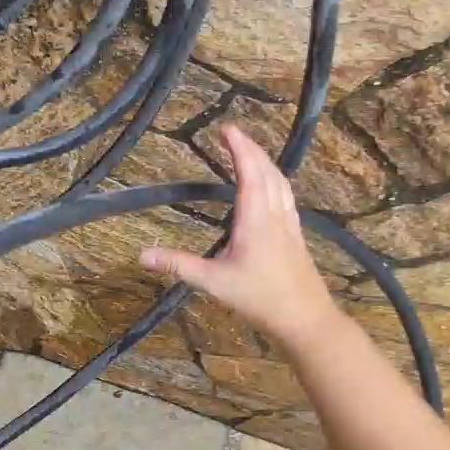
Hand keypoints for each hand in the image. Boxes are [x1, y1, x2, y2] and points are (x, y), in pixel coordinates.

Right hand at [139, 124, 338, 351]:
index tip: (227, 129)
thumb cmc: (260, 300)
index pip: (250, 174)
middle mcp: (276, 216)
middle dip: (251, 149)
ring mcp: (289, 225)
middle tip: (232, 134)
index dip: (240, 149)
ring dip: (265, 162)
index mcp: (257, 221)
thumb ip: (178, 266)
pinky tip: (269, 186)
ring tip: (248, 152)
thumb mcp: (213, 283)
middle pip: (268, 172)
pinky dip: (274, 180)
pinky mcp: (295, 236)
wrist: (306, 320)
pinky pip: (286, 196)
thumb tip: (142, 254)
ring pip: (281, 183)